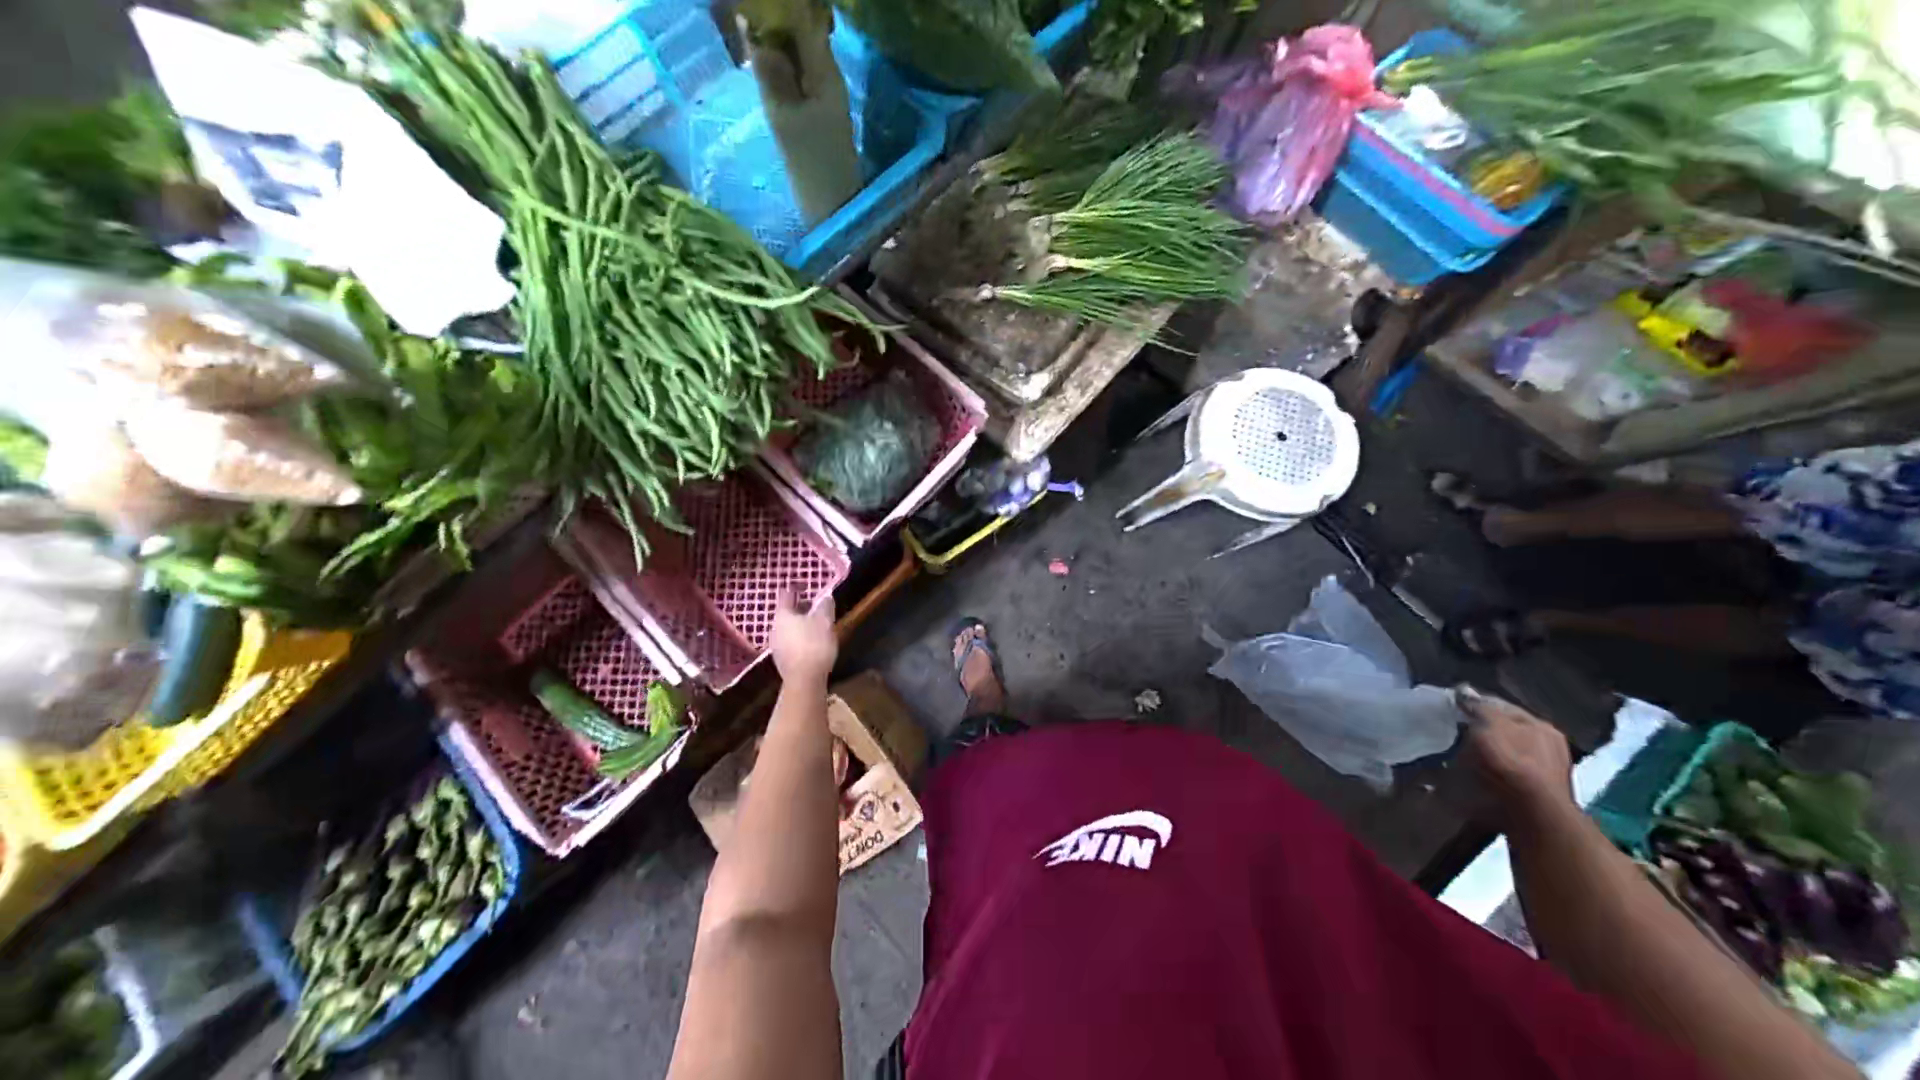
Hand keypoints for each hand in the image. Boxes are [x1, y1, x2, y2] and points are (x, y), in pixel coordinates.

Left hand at [771, 583, 836, 685]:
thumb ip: (825, 606)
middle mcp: (774, 627)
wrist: (804, 680)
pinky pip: (789, 643)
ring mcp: (775, 645)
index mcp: (783, 614)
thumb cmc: (814, 644)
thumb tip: (826, 596)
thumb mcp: (825, 621)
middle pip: (787, 612)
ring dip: (800, 626)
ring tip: (817, 628)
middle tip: (817, 609)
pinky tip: (811, 645)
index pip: (786, 594)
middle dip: (801, 609)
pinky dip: (799, 640)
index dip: (797, 589)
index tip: (808, 588)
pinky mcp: (780, 660)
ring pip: (788, 629)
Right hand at [1458, 686, 1572, 820]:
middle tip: (1454, 731)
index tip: (1450, 707)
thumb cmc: (1511, 763)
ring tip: (1462, 755)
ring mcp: (1548, 770)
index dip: (1474, 703)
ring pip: (1509, 751)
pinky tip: (1478, 776)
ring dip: (1488, 752)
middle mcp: (1549, 743)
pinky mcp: (1539, 794)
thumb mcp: (1489, 725)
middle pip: (1507, 729)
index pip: (1501, 705)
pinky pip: (1508, 774)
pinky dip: (1493, 772)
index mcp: (1540, 724)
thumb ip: (1478, 706)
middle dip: (1482, 729)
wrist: (1534, 814)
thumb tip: (1464, 691)